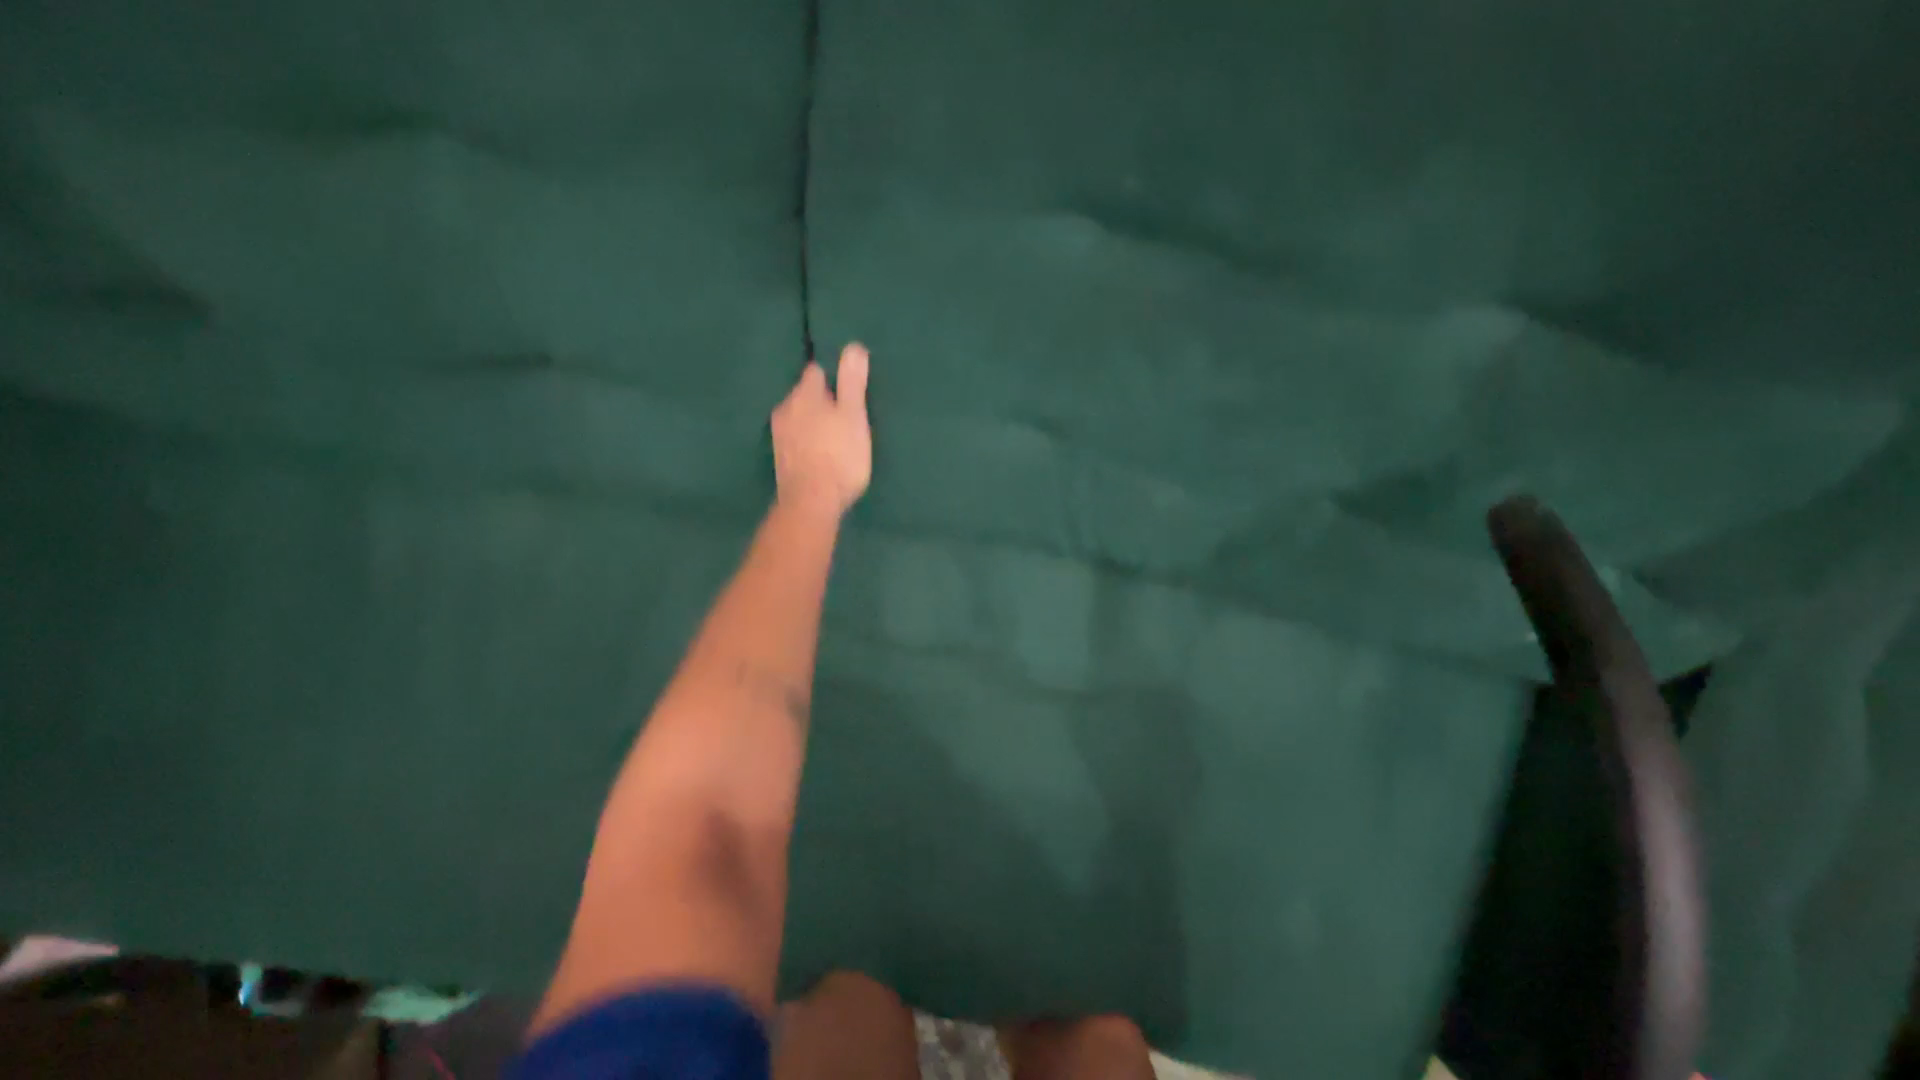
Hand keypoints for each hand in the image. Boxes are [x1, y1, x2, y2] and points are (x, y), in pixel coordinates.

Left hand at [771, 343, 871, 519]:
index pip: (816, 371)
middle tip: (844, 416)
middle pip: (804, 395)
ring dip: (812, 422)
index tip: (847, 391)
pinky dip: (805, 441)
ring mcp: (779, 434)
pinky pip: (794, 439)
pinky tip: (818, 454)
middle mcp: (786, 408)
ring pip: (798, 417)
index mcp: (805, 394)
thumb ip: (852, 381)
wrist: (811, 502)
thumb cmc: (839, 455)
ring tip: (833, 437)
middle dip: (820, 401)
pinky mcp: (779, 458)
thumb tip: (853, 346)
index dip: (832, 378)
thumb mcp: (854, 415)